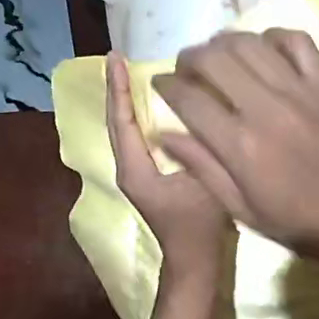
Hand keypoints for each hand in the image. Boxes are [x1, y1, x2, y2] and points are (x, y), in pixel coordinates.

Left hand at [106, 53, 227, 279]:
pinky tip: (146, 102)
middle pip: (116, 121)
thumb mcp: (203, 182)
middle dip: (115, 88)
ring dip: (123, 99)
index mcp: (135, 168)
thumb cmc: (200, 223)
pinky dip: (135, 114)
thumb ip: (193, 150)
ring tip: (125, 72)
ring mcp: (135, 173)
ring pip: (122, 128)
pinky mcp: (146, 175)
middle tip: (115, 57)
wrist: (195, 260)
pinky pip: (134, 136)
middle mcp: (127, 168)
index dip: (119, 87)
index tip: (116, 58)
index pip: (122, 119)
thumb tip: (188, 114)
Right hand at [150, 30, 318, 260]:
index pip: (188, 98)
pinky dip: (272, 36)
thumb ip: (201, 166)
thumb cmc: (299, 222)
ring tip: (217, 55)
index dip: (165, 85)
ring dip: (223, 42)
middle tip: (185, 68)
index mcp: (241, 145)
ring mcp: (299, 90)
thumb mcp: (241, 208)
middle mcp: (265, 108)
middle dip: (189, 57)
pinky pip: (295, 40)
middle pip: (214, 59)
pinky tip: (262, 49)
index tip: (159, 83)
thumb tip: (163, 132)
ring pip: (249, 42)